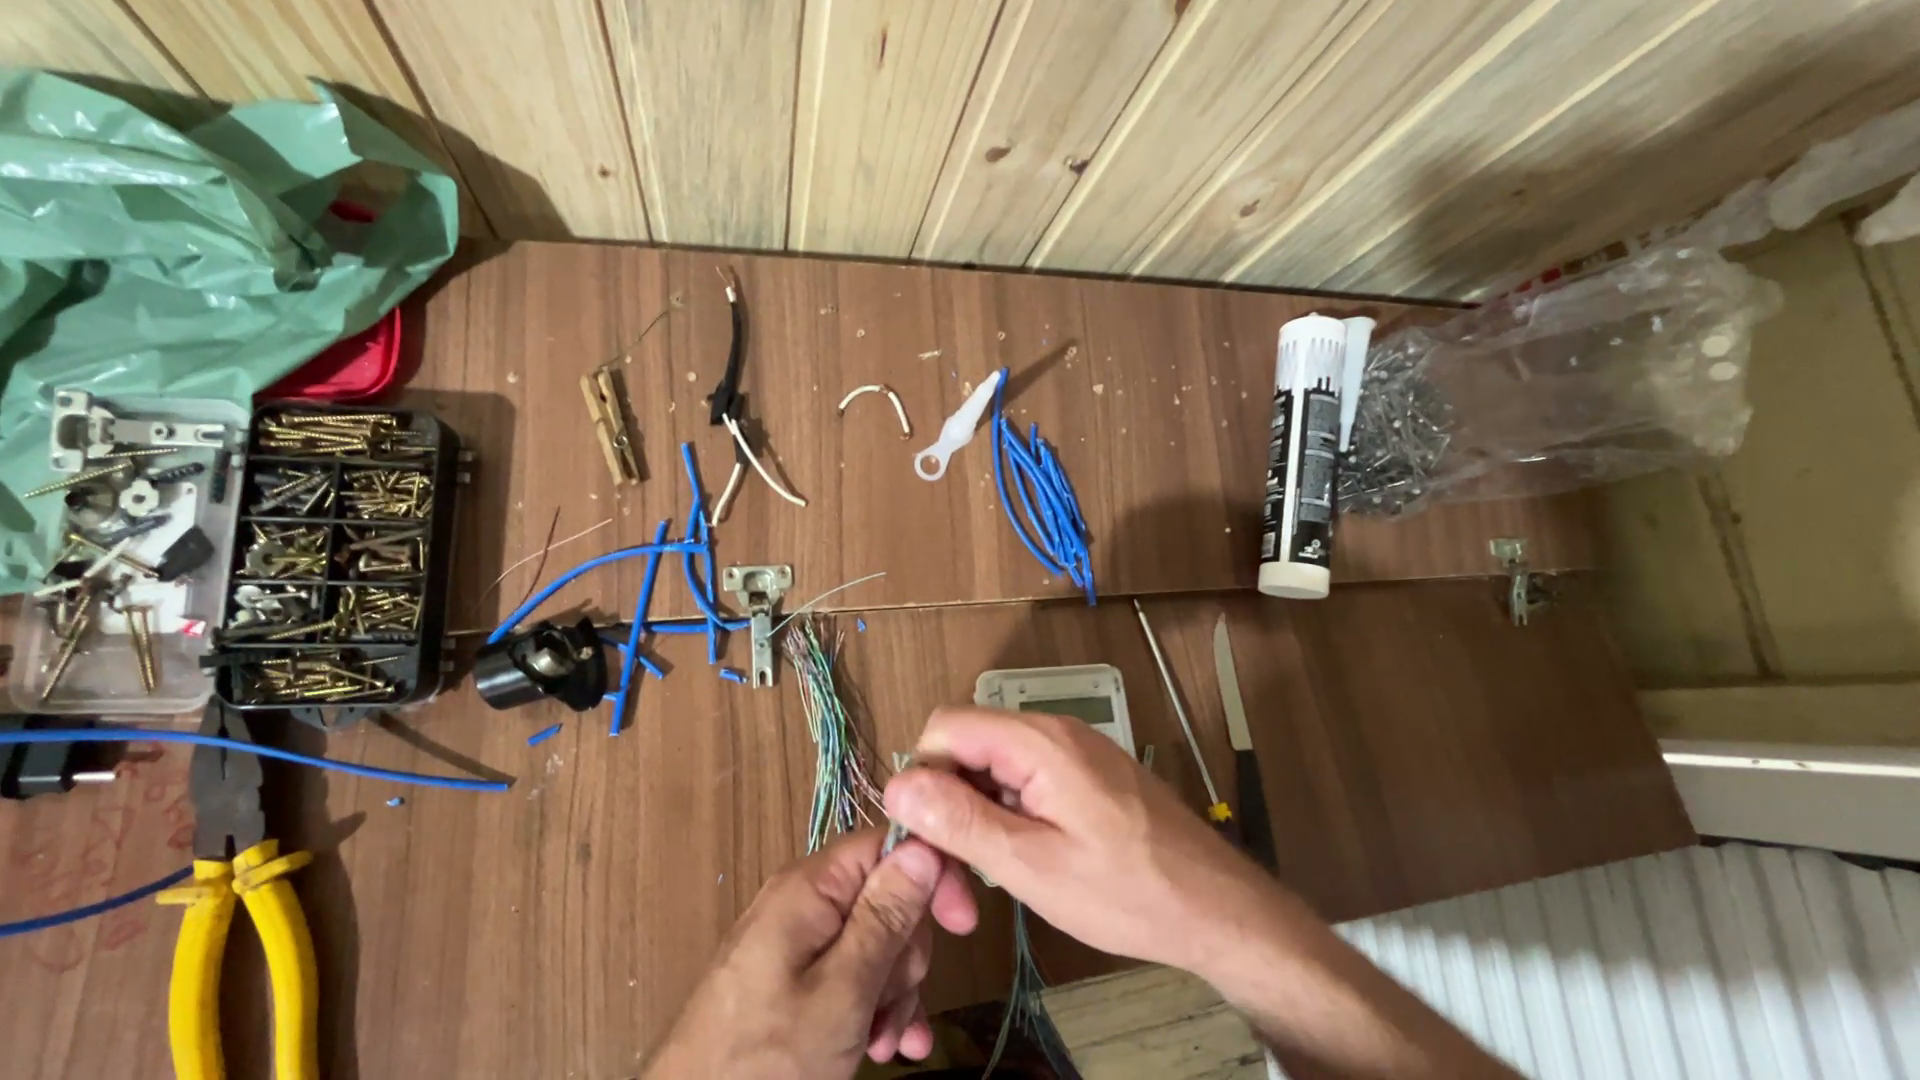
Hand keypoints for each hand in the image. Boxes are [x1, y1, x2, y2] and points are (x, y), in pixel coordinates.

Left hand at [645, 829, 978, 1076]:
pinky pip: (850, 973)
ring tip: (884, 1041)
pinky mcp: (791, 980)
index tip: (962, 925)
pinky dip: (872, 1005)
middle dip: (905, 953)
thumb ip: (885, 916)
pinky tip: (886, 1045)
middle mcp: (803, 902)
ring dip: (892, 991)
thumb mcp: (843, 991)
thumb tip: (926, 843)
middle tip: (894, 1002)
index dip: (933, 875)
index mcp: (811, 887)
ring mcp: (796, 942)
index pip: (889, 844)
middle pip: (886, 898)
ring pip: (875, 942)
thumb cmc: (768, 1059)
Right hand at [883, 706, 1276, 977]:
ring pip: (992, 768)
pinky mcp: (1086, 775)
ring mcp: (1073, 752)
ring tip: (983, 885)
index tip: (927, 839)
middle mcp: (1053, 732)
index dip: (923, 778)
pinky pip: (1024, 780)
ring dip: (975, 818)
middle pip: (967, 746)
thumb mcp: (1032, 865)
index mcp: (1037, 741)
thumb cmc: (1127, 893)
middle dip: (946, 805)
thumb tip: (898, 786)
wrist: (1218, 909)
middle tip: (953, 882)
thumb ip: (961, 821)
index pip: (944, 726)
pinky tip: (1020, 862)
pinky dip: (1007, 816)